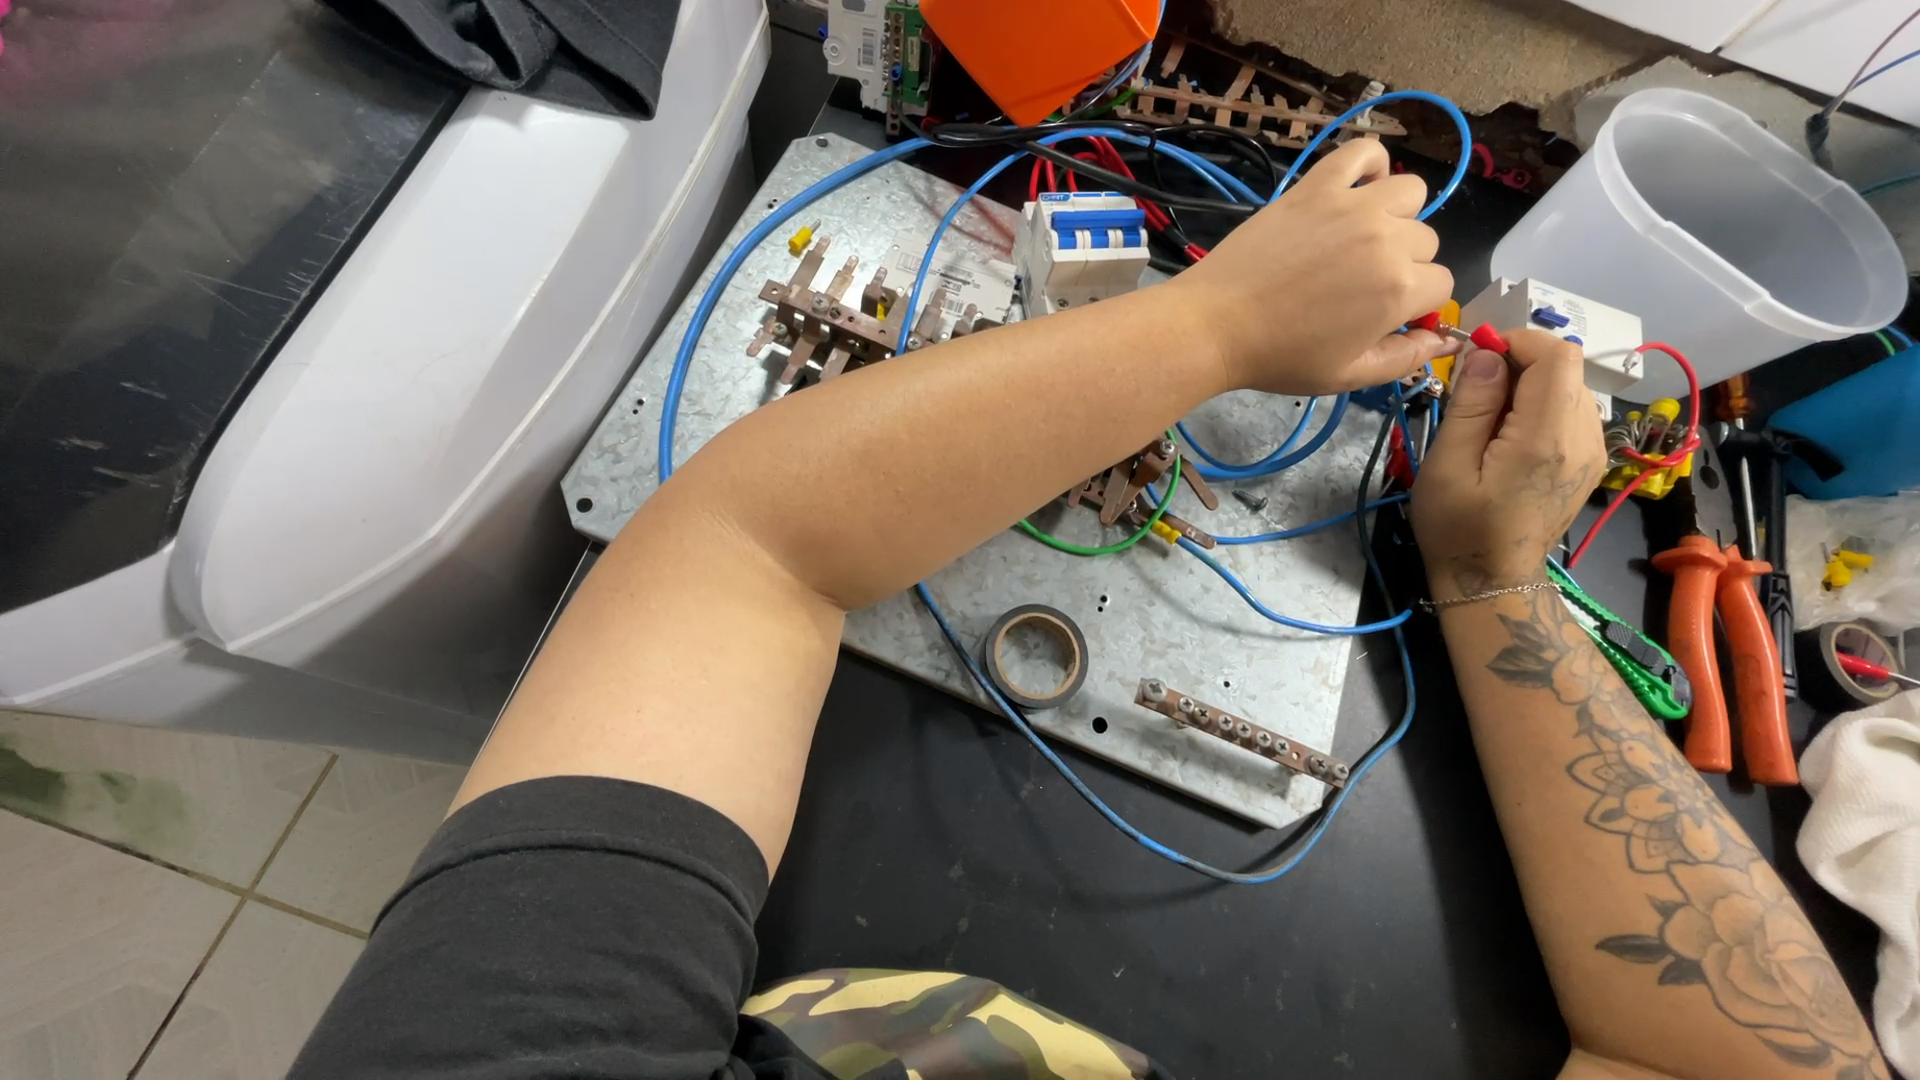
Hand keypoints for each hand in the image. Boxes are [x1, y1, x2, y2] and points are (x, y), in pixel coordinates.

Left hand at [1165, 139, 1455, 394]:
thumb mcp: (1345, 375)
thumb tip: (1444, 341)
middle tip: (1356, 287)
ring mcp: (1351, 205)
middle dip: (1404, 266)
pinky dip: (1368, 164)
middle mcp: (1385, 238)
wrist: (1213, 326)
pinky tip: (1355, 190)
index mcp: (1398, 288)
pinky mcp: (1315, 187)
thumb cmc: (1277, 357)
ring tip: (1360, 240)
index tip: (1383, 316)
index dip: (1416, 305)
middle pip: (1425, 241)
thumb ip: (1403, 359)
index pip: (1440, 286)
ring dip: (1396, 216)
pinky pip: (1362, 152)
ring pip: (1409, 192)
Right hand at [1410, 329, 1606, 600]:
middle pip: (1564, 367)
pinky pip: (1568, 411)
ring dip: (1525, 384)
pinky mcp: (1587, 459)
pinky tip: (1504, 433)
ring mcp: (1592, 449)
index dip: (1516, 341)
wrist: (1491, 578)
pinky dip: (1536, 405)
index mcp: (1546, 436)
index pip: (1556, 356)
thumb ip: (1470, 405)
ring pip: (1567, 386)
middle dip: (1516, 361)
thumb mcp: (1447, 465)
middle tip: (1468, 388)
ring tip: (1483, 414)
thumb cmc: (1457, 526)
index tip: (1473, 354)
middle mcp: (1583, 436)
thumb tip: (1484, 354)